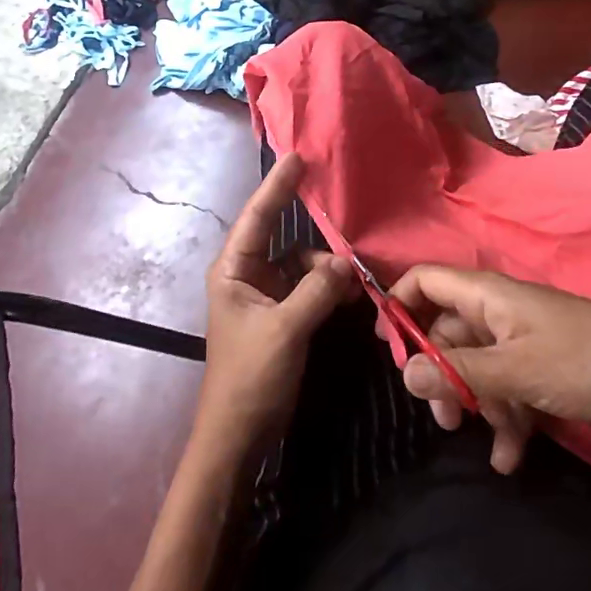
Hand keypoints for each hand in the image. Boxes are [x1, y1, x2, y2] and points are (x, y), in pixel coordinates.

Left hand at [196, 155, 353, 455]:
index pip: (257, 217)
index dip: (278, 186)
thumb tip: (345, 262)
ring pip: (303, 265)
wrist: (239, 435)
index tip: (298, 156)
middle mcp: (249, 275)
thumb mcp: (286, 330)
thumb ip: (317, 290)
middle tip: (348, 223)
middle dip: (316, 235)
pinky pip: (310, 286)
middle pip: (285, 239)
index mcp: (234, 271)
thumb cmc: (250, 377)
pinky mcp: (283, 314)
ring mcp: (267, 296)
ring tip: (355, 280)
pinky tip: (351, 294)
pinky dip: (329, 287)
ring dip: (328, 269)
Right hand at [388, 266, 590, 472]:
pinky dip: (505, 419)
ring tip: (483, 441)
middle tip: (442, 415)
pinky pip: (507, 388)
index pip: (426, 280)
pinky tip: (512, 457)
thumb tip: (405, 373)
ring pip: (476, 366)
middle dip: (440, 374)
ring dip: (475, 404)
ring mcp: (522, 340)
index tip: (389, 351)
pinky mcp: (542, 368)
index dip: (401, 306)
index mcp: (488, 294)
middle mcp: (499, 311)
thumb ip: (458, 370)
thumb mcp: (516, 370)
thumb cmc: (583, 360)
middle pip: (447, 331)